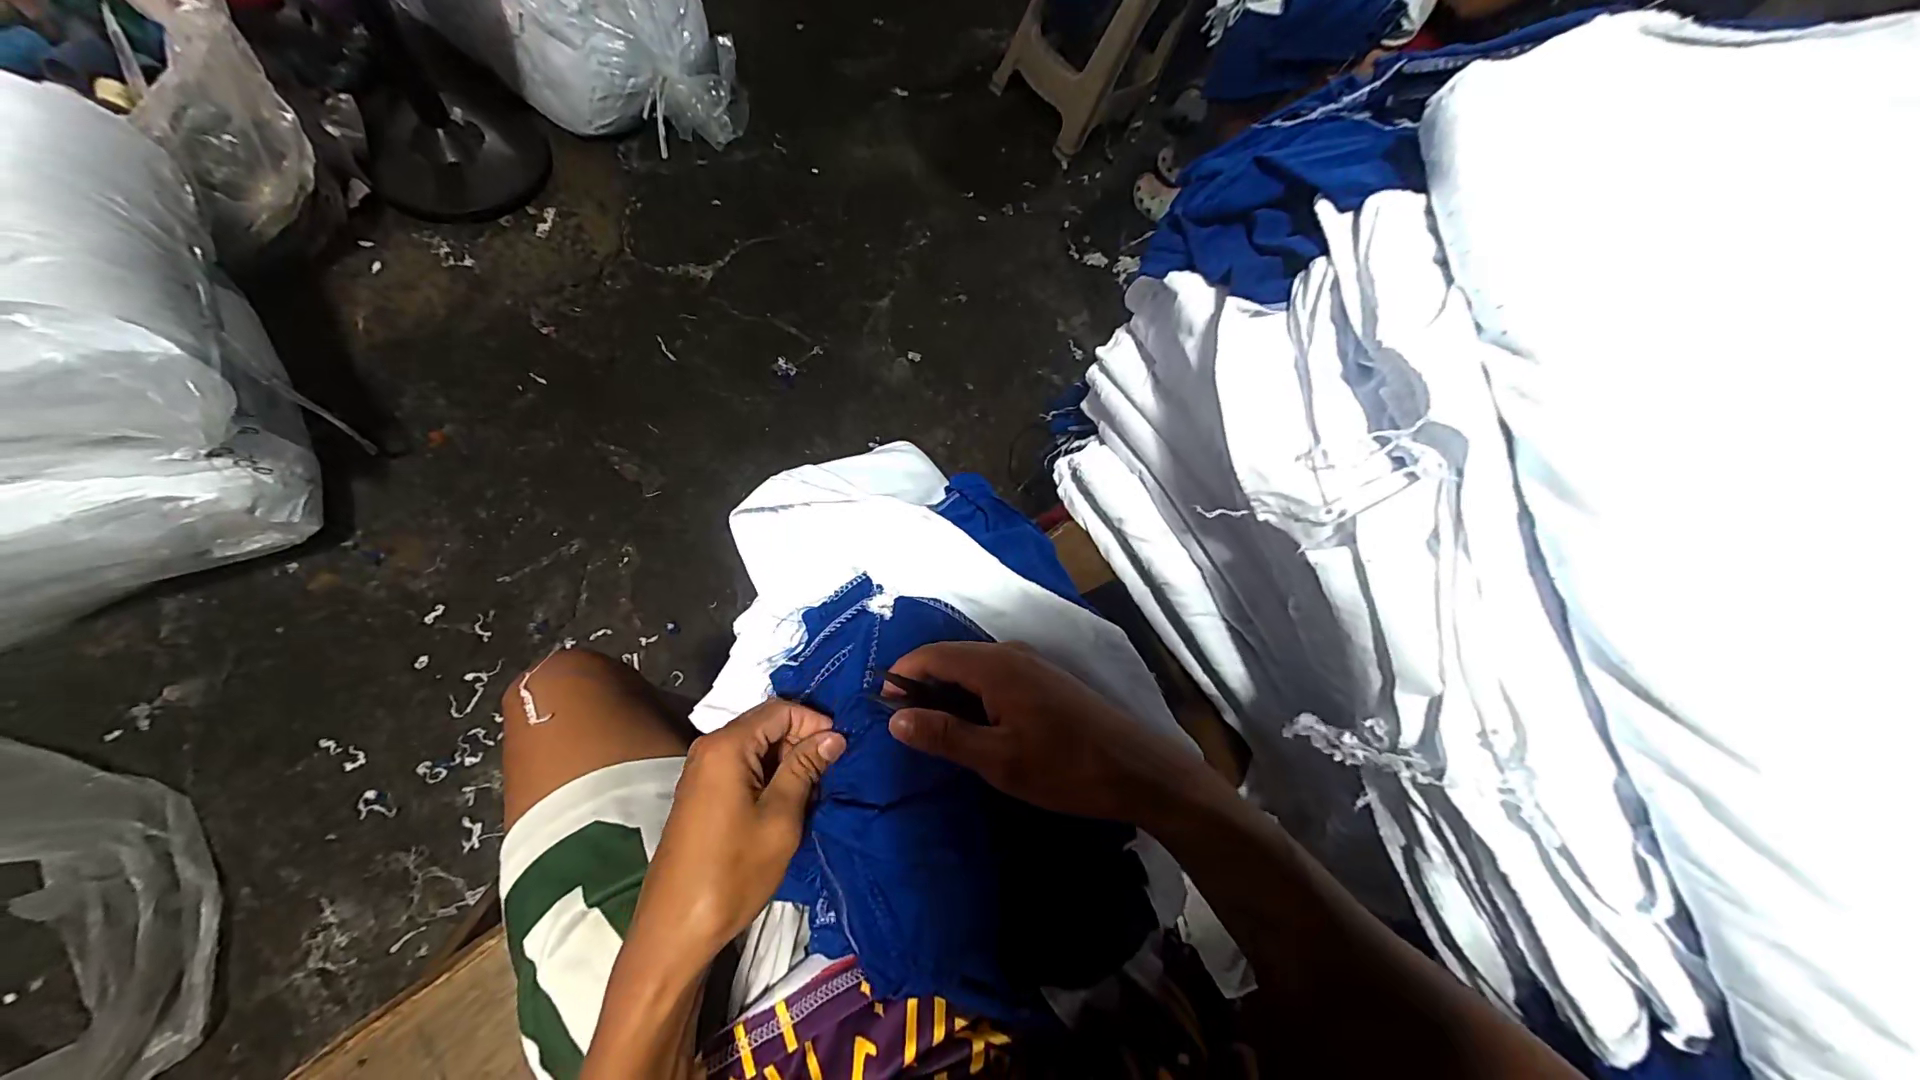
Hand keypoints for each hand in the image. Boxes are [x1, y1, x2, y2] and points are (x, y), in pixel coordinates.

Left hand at [633, 699, 844, 959]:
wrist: (675, 930)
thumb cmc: (732, 873)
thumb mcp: (781, 818)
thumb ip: (806, 768)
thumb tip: (834, 736)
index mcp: (726, 746)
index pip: (781, 709)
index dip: (815, 722)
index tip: (840, 748)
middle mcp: (710, 747)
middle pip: (767, 724)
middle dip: (802, 740)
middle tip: (831, 771)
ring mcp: (703, 769)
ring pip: (757, 746)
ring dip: (788, 760)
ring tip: (815, 788)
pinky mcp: (703, 791)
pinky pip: (744, 765)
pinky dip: (769, 774)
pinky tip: (789, 799)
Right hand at [885, 642, 1213, 825]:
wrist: (1138, 770)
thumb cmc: (1064, 767)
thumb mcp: (998, 760)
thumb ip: (945, 735)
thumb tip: (896, 717)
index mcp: (995, 666)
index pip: (932, 655)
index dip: (901, 675)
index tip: (879, 705)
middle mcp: (1011, 654)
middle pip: (952, 657)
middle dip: (922, 684)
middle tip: (903, 723)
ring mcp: (1032, 664)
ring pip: (974, 667)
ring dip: (948, 691)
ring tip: (933, 728)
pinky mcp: (1046, 680)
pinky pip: (995, 676)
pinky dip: (973, 694)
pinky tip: (974, 724)